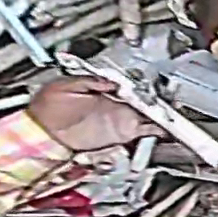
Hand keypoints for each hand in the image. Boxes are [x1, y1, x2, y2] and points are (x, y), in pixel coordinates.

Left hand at [28, 78, 163, 151]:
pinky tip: (167, 129)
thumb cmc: (47, 110)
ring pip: (150, 116)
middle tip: (170, 102)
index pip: (131, 87)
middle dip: (159, 101)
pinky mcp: (123, 135)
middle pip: (145, 101)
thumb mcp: (64, 86)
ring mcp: (121, 121)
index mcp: (104, 92)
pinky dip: (158, 131)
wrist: (43, 135)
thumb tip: (111, 82)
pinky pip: (146, 132)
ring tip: (175, 115)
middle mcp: (116, 106)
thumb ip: (89, 80)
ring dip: (162, 116)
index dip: (144, 88)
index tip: (153, 89)